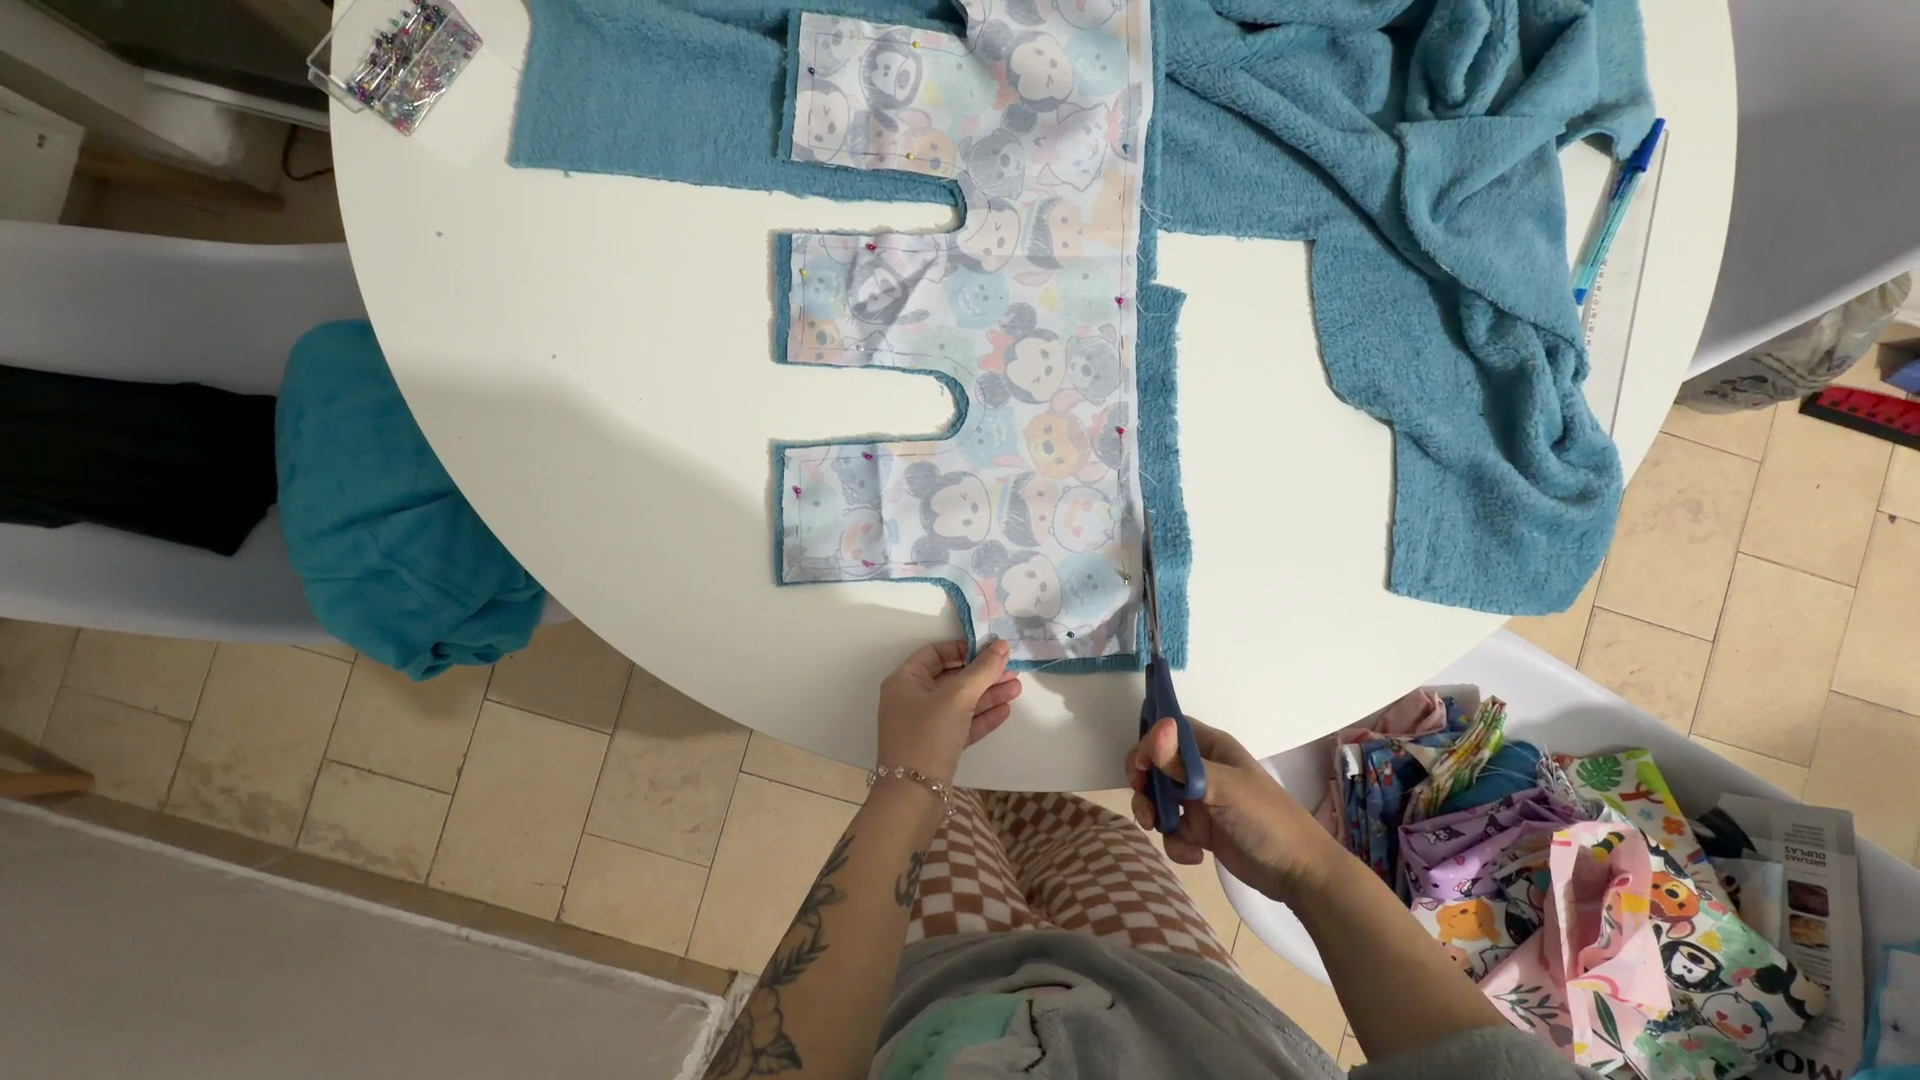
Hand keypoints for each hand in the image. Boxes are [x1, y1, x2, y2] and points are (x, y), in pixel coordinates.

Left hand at [877, 639, 1021, 783]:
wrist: (914, 795)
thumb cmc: (928, 735)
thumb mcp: (956, 697)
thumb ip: (982, 670)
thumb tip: (1002, 645)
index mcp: (905, 680)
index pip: (935, 653)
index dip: (963, 649)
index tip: (990, 650)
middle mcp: (912, 699)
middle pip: (951, 677)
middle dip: (982, 674)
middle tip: (1012, 669)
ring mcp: (925, 724)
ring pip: (960, 702)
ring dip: (987, 694)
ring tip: (1017, 687)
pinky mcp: (938, 745)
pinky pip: (962, 723)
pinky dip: (982, 716)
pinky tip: (1005, 709)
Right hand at [1129, 715, 1344, 905]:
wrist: (1298, 873)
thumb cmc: (1266, 819)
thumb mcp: (1224, 788)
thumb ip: (1185, 764)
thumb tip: (1157, 728)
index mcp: (1213, 749)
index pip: (1170, 732)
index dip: (1150, 744)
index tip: (1139, 768)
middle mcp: (1204, 771)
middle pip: (1157, 766)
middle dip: (1144, 784)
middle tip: (1143, 803)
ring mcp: (1201, 802)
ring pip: (1159, 798)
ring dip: (1154, 814)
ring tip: (1158, 830)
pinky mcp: (1201, 831)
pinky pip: (1173, 830)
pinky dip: (1175, 843)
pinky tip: (1194, 854)